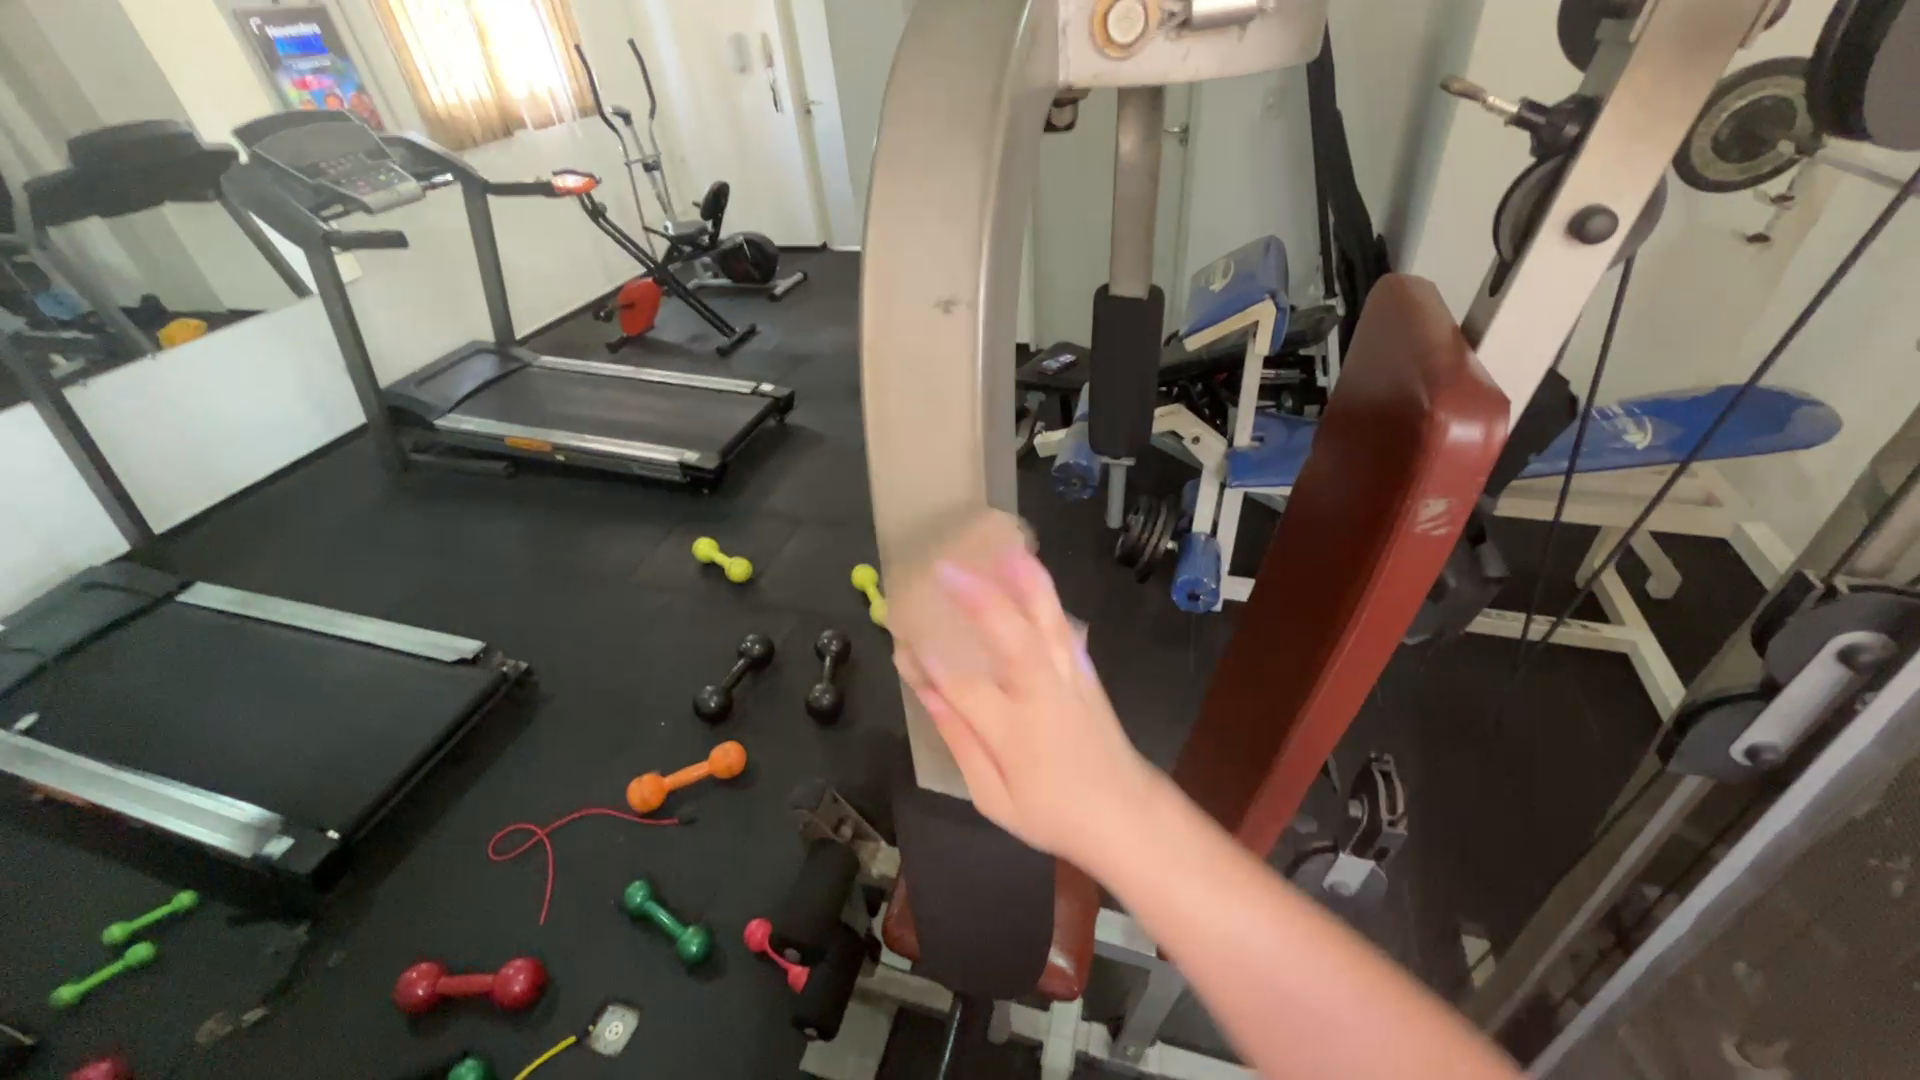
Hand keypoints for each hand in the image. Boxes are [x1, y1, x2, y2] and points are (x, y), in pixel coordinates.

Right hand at [894, 547, 1158, 863]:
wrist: (1126, 814)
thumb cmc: (1053, 814)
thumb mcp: (994, 798)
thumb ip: (960, 740)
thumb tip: (926, 692)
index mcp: (1015, 733)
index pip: (964, 686)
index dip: (930, 661)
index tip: (902, 639)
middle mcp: (1044, 696)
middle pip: (1012, 637)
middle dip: (978, 599)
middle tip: (946, 569)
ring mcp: (1071, 678)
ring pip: (1048, 622)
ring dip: (1025, 582)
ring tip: (1003, 548)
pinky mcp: (1086, 672)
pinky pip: (1064, 627)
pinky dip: (1047, 598)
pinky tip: (1033, 574)